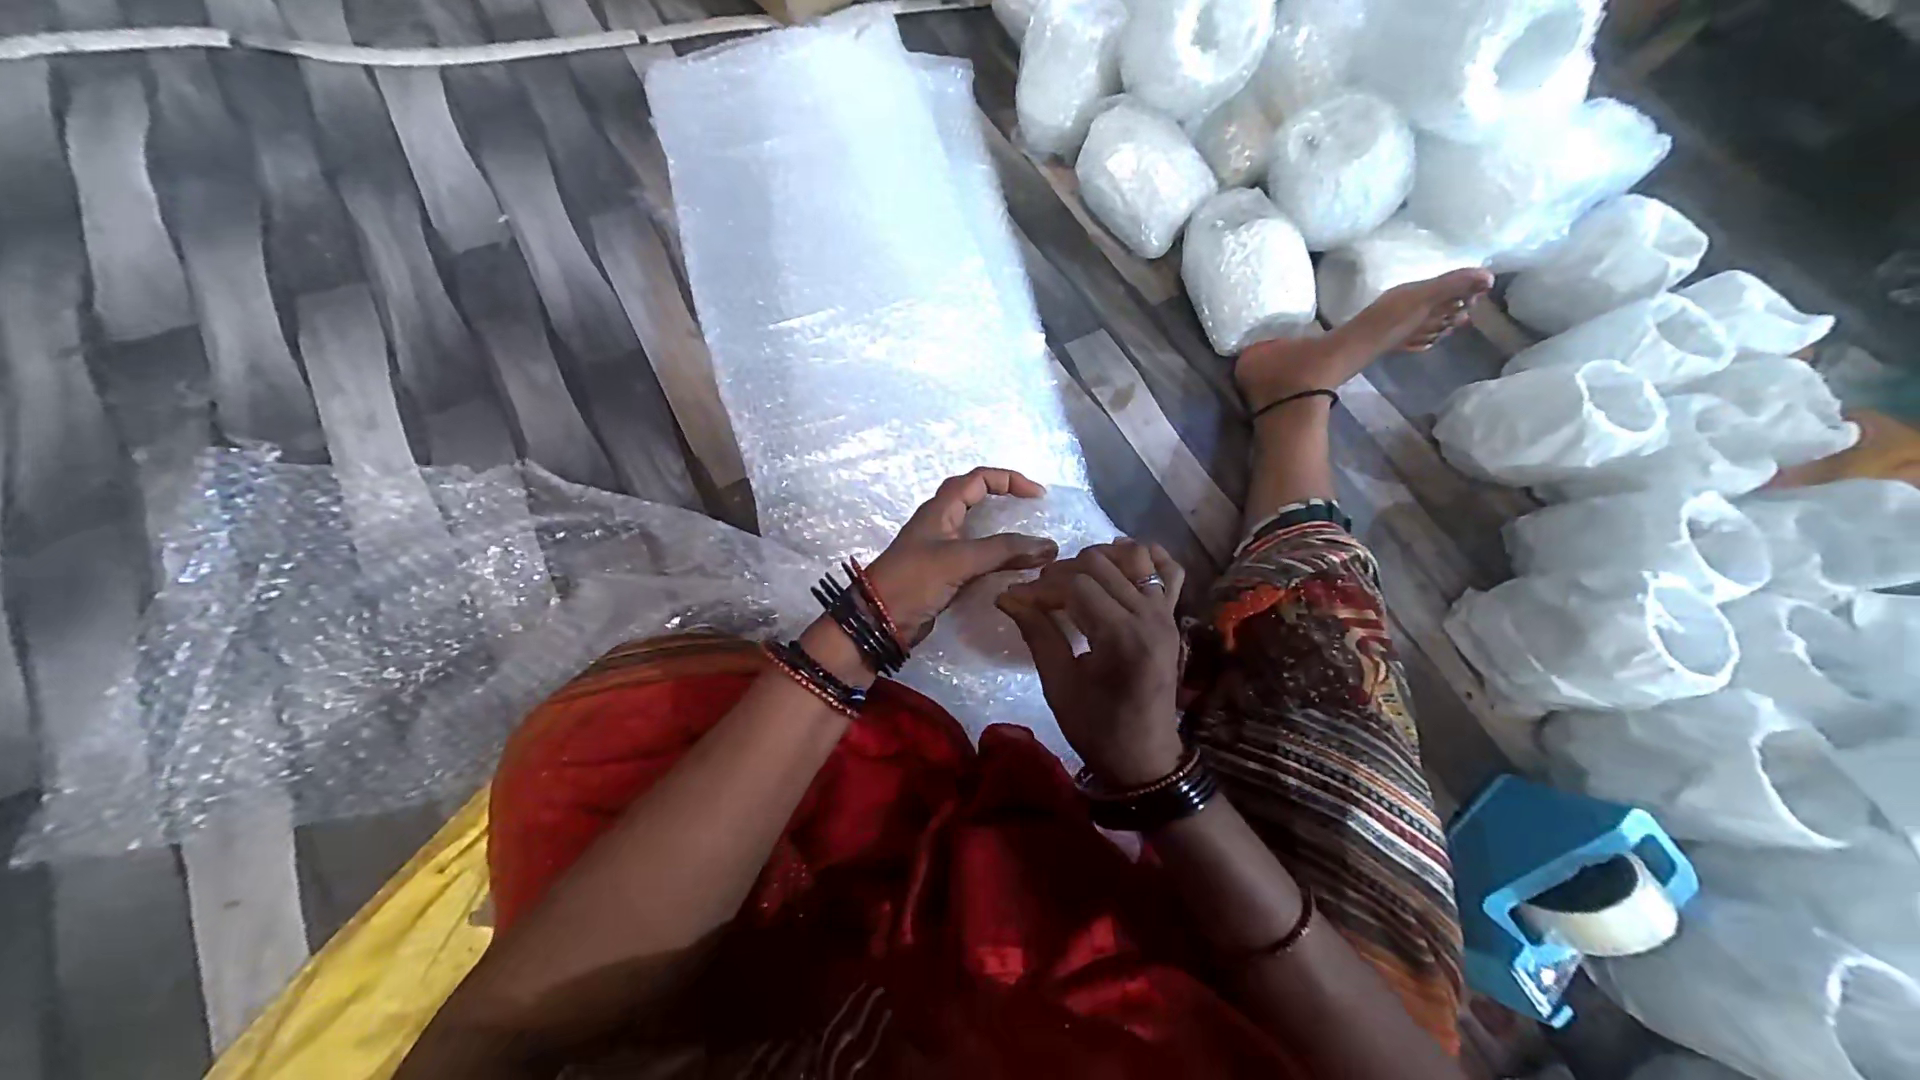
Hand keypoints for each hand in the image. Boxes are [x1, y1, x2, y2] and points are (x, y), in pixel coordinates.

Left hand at [863, 468, 1060, 644]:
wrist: (879, 620)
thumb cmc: (913, 581)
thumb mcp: (960, 560)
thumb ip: (1004, 550)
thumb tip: (1049, 546)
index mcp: (940, 509)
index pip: (978, 478)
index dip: (1009, 480)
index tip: (1037, 497)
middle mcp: (941, 523)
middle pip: (977, 499)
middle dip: (1007, 500)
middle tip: (1035, 512)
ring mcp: (942, 549)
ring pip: (979, 531)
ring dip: (1004, 533)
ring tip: (1032, 542)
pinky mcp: (945, 574)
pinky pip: (977, 558)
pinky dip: (997, 558)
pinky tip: (1015, 570)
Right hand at [996, 540, 1187, 787]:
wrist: (1145, 757)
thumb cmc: (1097, 728)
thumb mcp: (1059, 684)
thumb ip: (1038, 633)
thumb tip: (1007, 596)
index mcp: (1121, 637)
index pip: (1076, 585)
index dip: (1041, 587)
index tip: (1016, 599)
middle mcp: (1149, 616)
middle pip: (1101, 564)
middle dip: (1063, 572)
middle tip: (1040, 594)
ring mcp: (1166, 614)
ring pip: (1135, 557)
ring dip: (1099, 558)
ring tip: (1074, 579)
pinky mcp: (1172, 617)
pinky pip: (1169, 572)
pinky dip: (1145, 558)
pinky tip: (1119, 563)